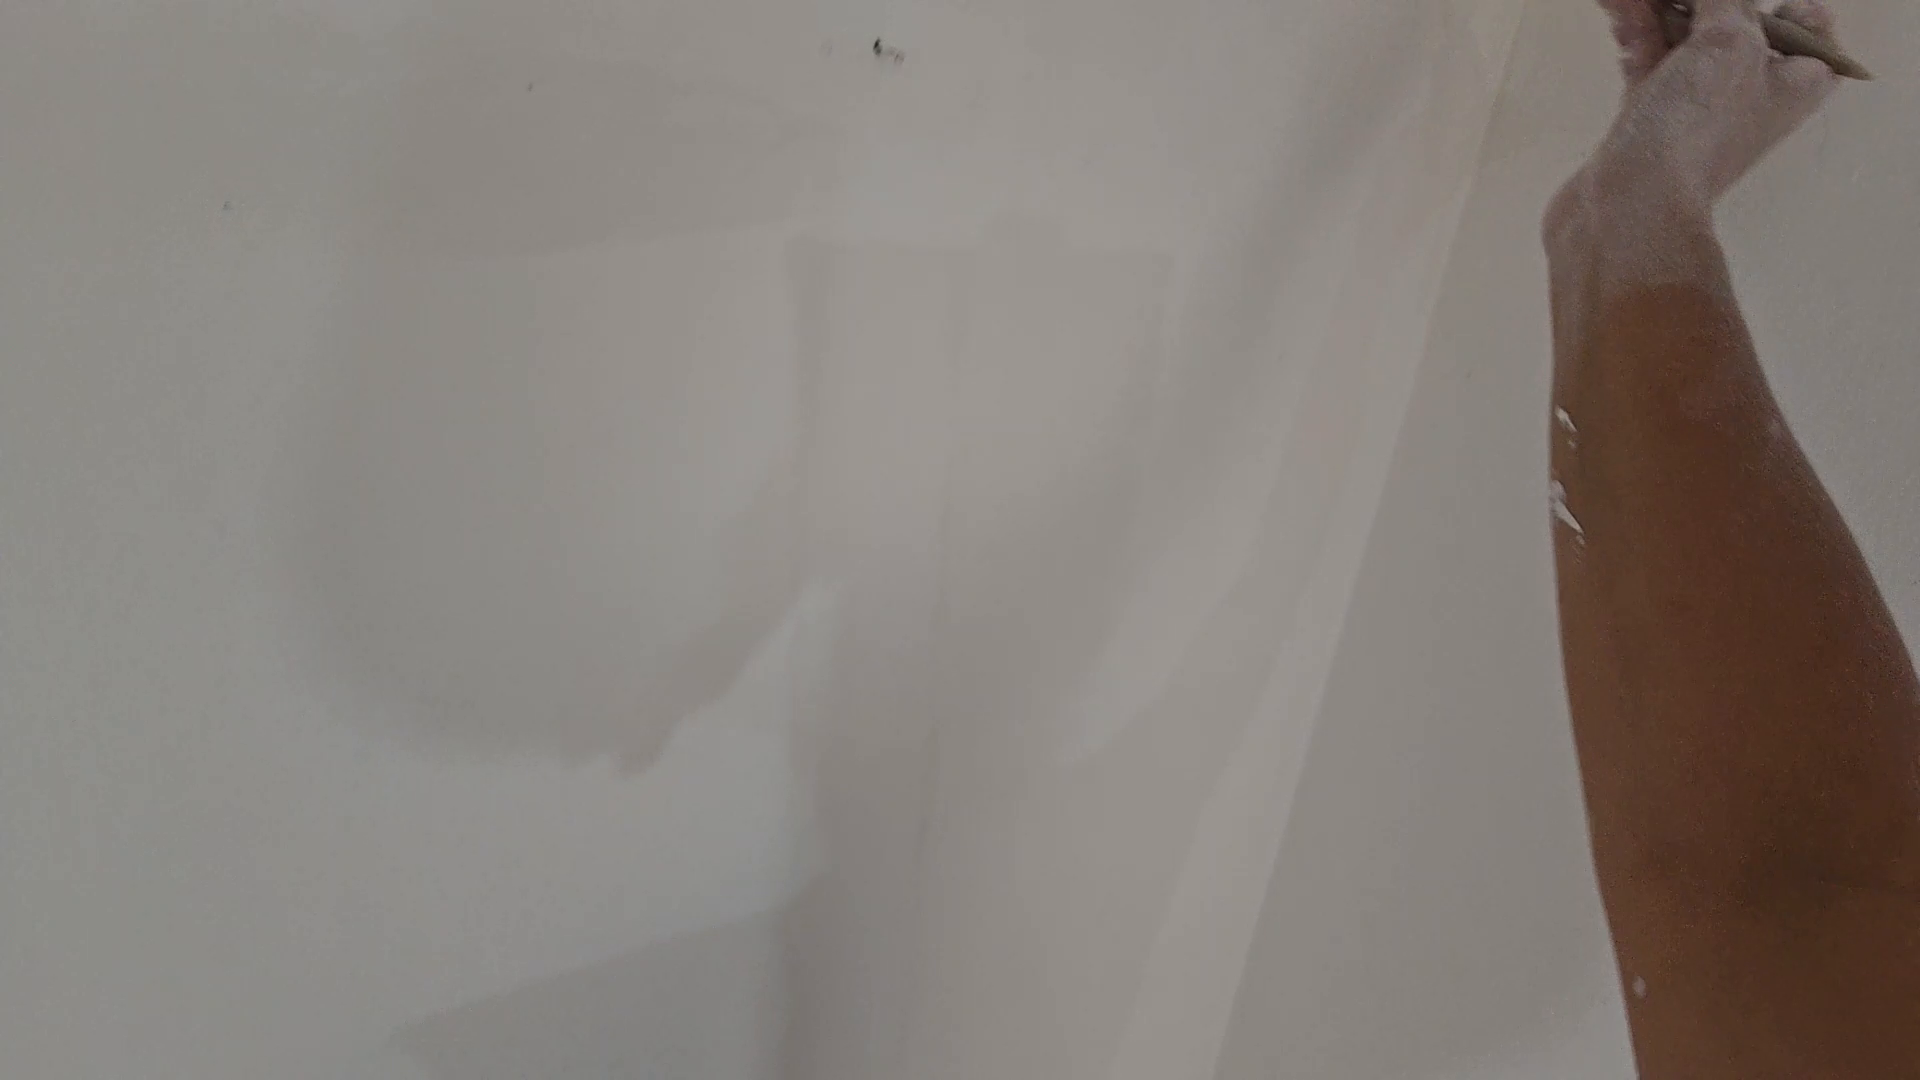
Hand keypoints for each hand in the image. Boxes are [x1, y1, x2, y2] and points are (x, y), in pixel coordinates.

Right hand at [1593, 0, 1838, 204]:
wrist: (1626, 209)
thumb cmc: (1692, 128)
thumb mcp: (1726, 42)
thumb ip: (1726, 1)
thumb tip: (1715, 0)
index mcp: (1801, 75)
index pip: (1795, 14)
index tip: (1718, 0)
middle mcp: (1753, 93)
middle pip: (1730, 24)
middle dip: (1691, 3)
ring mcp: (1695, 112)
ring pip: (1679, 45)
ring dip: (1653, 13)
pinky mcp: (1647, 127)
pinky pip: (1647, 70)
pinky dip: (1635, 41)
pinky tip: (1618, 15)